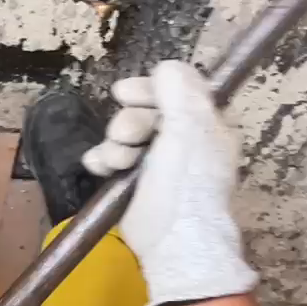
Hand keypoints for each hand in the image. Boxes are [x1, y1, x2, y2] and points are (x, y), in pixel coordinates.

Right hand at [83, 61, 256, 305]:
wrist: (172, 240)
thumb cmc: (187, 184)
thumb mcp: (189, 130)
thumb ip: (178, 92)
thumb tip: (168, 65)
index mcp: (204, 125)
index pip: (174, 90)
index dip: (149, 89)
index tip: (127, 93)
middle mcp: (181, 140)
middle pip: (144, 110)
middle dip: (129, 121)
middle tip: (127, 135)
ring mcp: (155, 161)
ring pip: (123, 133)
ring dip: (114, 144)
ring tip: (118, 162)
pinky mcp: (131, 181)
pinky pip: (109, 157)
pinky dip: (102, 160)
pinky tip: (102, 169)